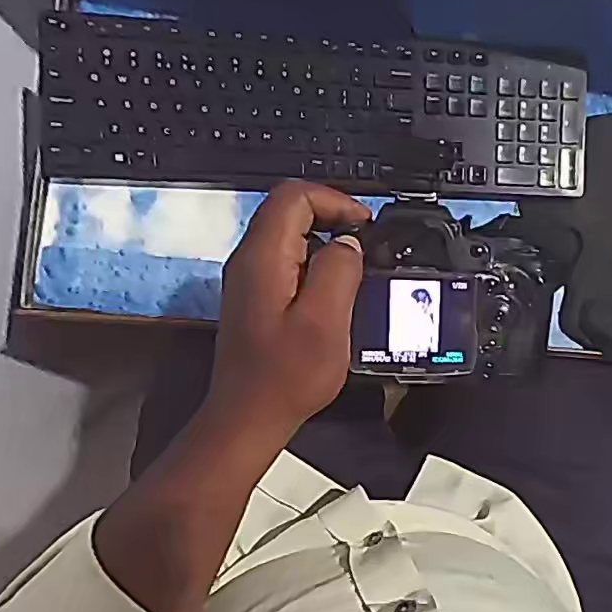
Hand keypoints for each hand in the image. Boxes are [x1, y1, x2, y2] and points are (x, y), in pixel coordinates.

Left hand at [207, 180, 371, 437]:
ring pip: (287, 233)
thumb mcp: (325, 322)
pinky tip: (332, 287)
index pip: (294, 195)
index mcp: (263, 258)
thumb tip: (349, 244)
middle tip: (363, 240)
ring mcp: (248, 277)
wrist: (249, 416)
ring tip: (354, 264)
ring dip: (323, 238)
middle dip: (331, 215)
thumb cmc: (284, 377)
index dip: (335, 200)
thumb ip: (339, 271)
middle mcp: (248, 260)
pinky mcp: (254, 296)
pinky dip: (312, 260)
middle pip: (288, 208)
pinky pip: (284, 259)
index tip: (363, 224)